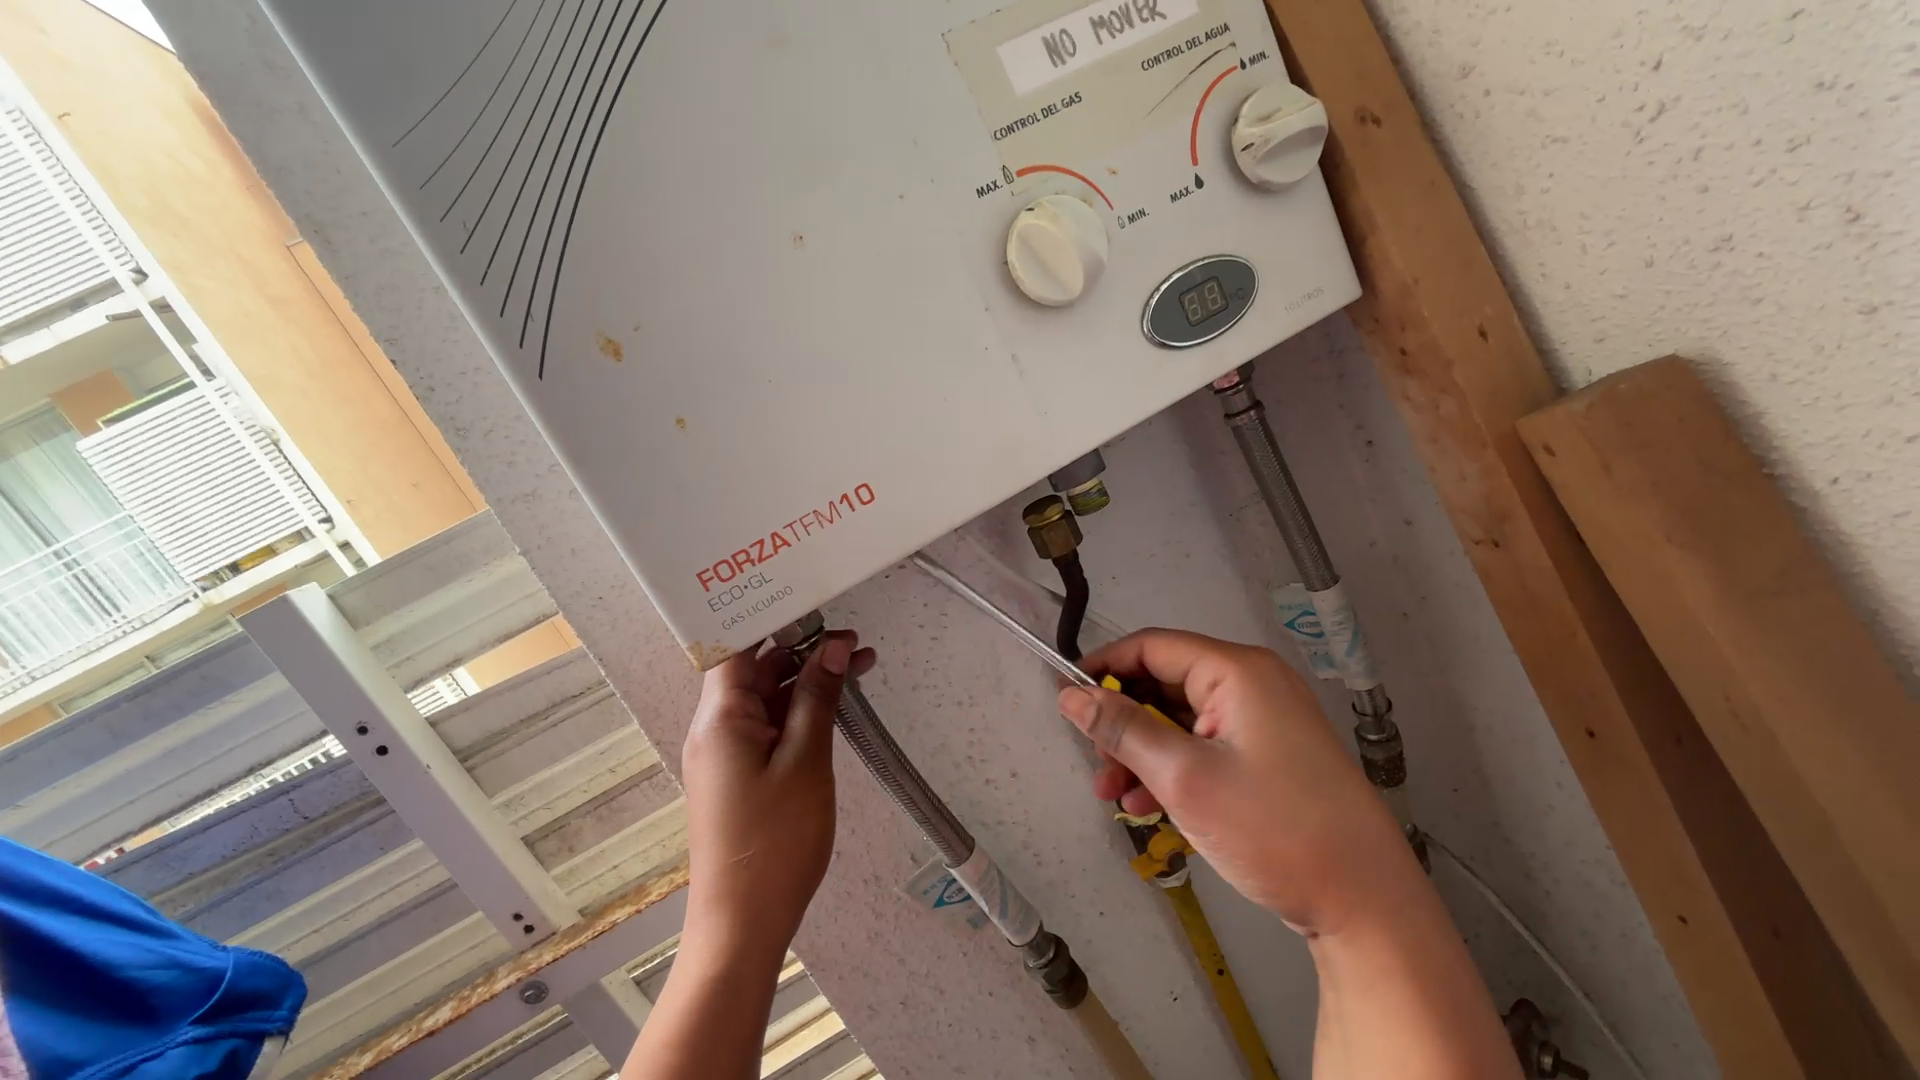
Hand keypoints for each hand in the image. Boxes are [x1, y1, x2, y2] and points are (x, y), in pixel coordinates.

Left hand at [680, 632, 875, 961]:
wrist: (744, 923)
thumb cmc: (775, 843)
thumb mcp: (806, 763)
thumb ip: (817, 700)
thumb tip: (832, 649)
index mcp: (719, 717)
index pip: (733, 644)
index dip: (768, 616)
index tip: (809, 598)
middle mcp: (715, 728)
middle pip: (755, 669)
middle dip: (802, 647)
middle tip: (853, 638)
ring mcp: (727, 753)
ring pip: (767, 698)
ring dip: (808, 680)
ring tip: (859, 663)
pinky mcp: (741, 774)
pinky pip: (770, 726)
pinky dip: (801, 710)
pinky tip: (837, 704)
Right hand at [1057, 628, 1413, 934]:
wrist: (1365, 902)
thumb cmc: (1274, 828)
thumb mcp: (1185, 777)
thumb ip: (1123, 730)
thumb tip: (1071, 696)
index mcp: (1237, 672)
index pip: (1152, 647)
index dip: (1104, 668)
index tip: (1066, 702)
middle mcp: (1252, 685)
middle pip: (1165, 685)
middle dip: (1123, 723)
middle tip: (1097, 765)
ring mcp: (1263, 722)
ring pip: (1180, 722)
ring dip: (1142, 753)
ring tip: (1115, 796)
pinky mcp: (1268, 757)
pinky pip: (1205, 748)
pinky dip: (1173, 770)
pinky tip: (1147, 807)